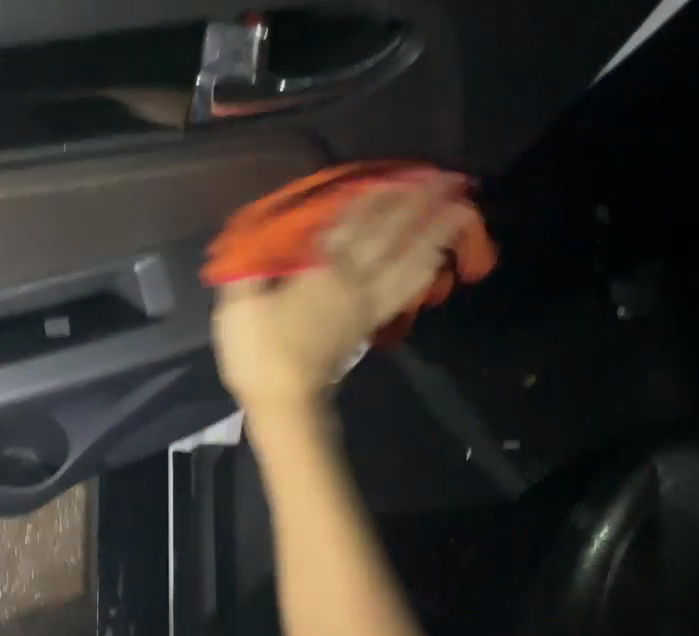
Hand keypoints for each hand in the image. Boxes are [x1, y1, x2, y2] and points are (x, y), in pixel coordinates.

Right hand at [212, 175, 477, 416]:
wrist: (284, 402)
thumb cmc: (258, 353)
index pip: (354, 223)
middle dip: (419, 205)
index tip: (399, 172)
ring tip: (459, 212)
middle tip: (448, 178)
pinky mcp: (369, 325)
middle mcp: (353, 280)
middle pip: (392, 236)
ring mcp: (366, 304)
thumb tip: (255, 242)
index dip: (377, 196)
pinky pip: (406, 291)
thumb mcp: (239, 308)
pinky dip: (425, 272)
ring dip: (436, 235)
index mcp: (321, 271)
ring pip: (410, 262)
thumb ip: (249, 271)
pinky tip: (436, 261)